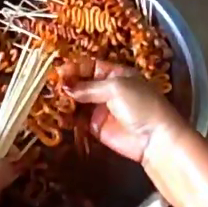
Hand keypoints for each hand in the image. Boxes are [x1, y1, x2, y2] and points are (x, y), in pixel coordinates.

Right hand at [60, 60, 190, 164]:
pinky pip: (78, 118)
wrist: (156, 140)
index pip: (90, 66)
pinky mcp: (96, 126)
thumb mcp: (116, 88)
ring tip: (52, 98)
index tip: (59, 71)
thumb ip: (89, 87)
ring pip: (77, 100)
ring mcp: (100, 108)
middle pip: (81, 82)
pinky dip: (67, 116)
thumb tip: (66, 87)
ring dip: (65, 99)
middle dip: (67, 83)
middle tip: (51, 85)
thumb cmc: (141, 106)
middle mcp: (106, 89)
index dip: (74, 67)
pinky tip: (58, 113)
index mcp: (115, 74)